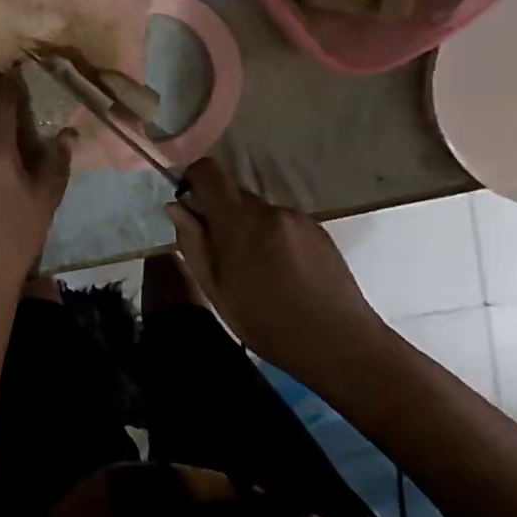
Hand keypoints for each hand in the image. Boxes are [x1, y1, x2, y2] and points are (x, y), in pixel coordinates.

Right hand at [167, 157, 390, 377]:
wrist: (340, 345)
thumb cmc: (266, 322)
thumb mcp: (214, 288)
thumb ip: (191, 242)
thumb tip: (176, 208)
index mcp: (239, 221)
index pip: (210, 171)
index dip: (194, 178)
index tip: (189, 203)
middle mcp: (270, 210)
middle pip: (234, 193)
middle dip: (221, 213)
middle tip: (221, 251)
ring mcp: (298, 218)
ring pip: (259, 210)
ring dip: (248, 227)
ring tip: (255, 268)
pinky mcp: (319, 230)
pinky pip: (282, 222)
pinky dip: (273, 237)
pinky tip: (281, 271)